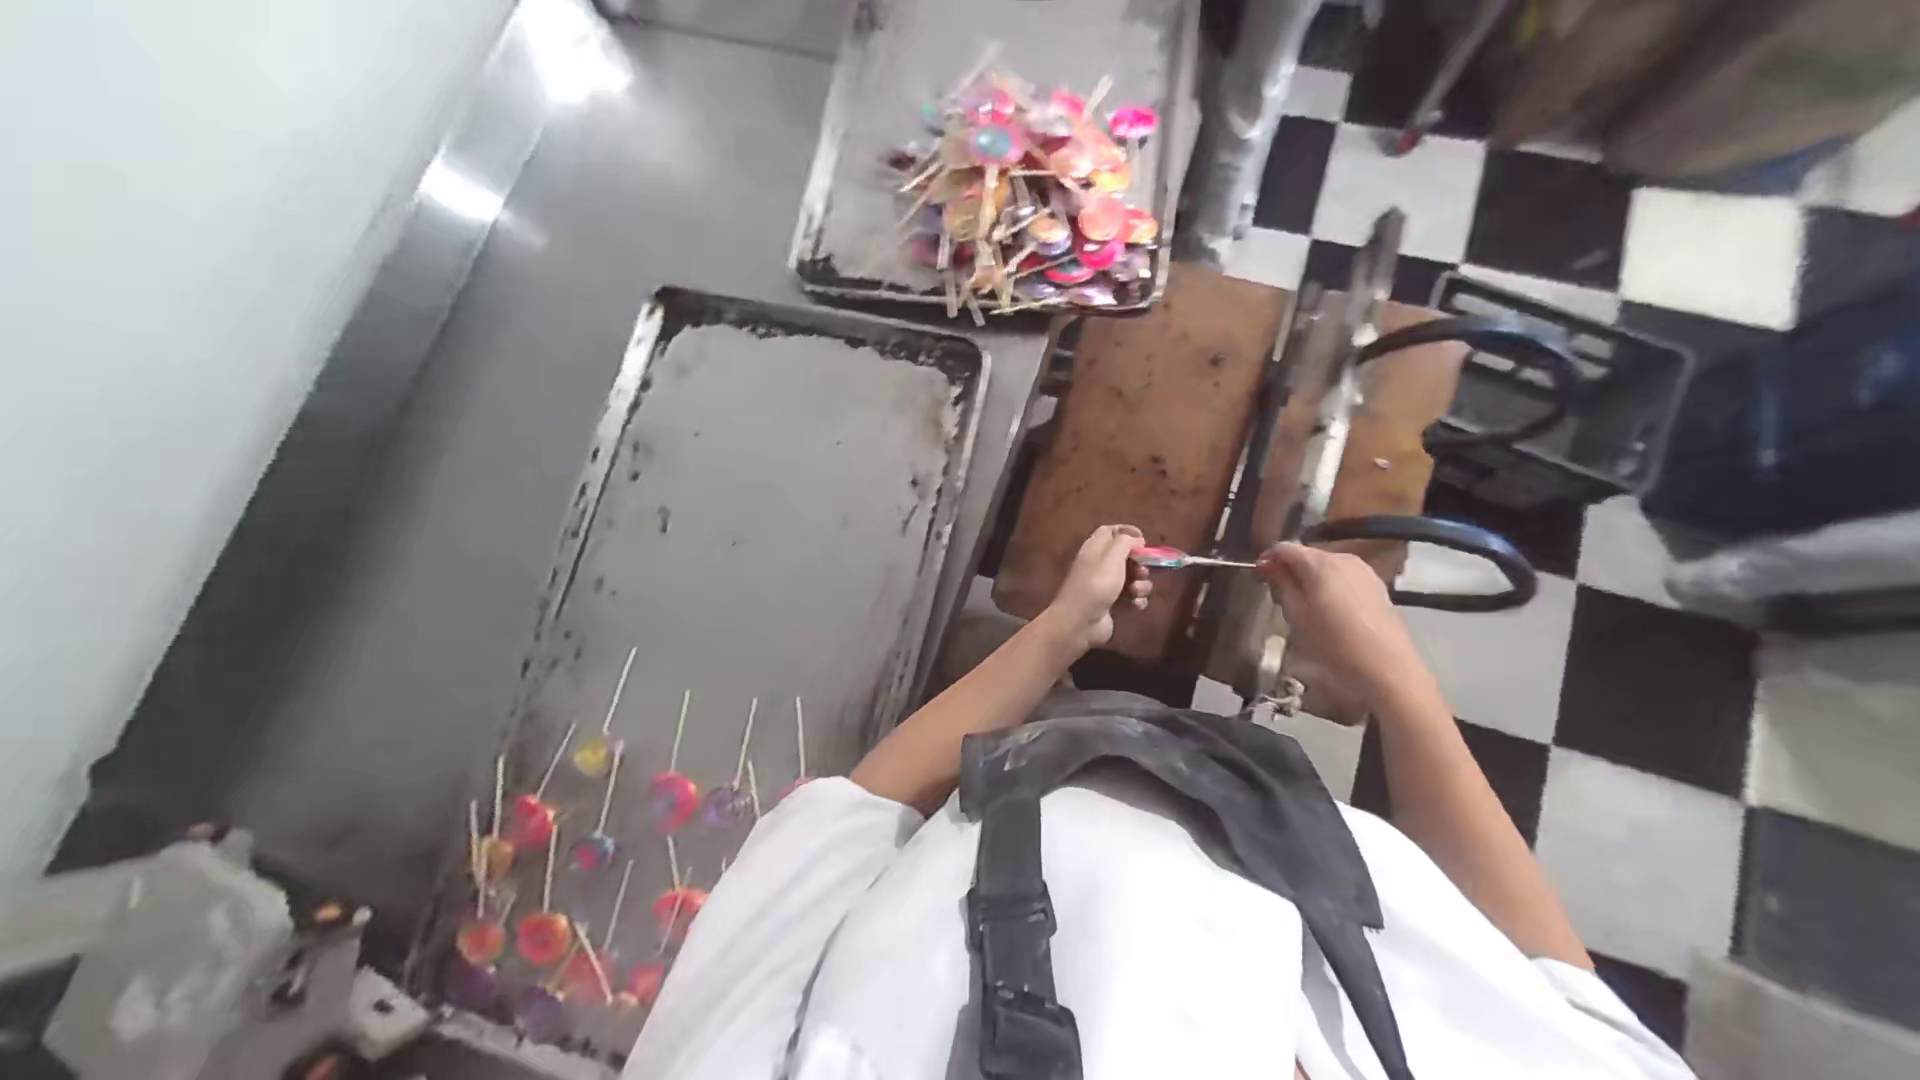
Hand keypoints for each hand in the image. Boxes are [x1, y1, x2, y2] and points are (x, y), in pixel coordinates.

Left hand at [1041, 524, 1152, 653]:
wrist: (1079, 622)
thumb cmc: (1096, 584)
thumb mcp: (1111, 556)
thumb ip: (1126, 542)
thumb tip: (1137, 539)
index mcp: (1095, 548)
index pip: (1110, 531)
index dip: (1128, 532)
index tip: (1144, 540)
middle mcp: (1099, 565)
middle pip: (1126, 556)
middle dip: (1140, 563)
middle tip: (1141, 571)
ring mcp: (1106, 586)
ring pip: (1132, 578)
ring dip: (1141, 584)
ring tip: (1136, 591)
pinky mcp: (1112, 605)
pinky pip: (1131, 598)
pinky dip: (1137, 600)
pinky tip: (1135, 605)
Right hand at [1254, 543, 1438, 712]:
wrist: (1387, 669)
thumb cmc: (1333, 643)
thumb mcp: (1296, 615)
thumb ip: (1281, 584)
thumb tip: (1267, 564)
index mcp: (1320, 563)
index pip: (1284, 547)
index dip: (1268, 559)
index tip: (1259, 578)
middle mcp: (1343, 558)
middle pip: (1307, 554)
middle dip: (1289, 569)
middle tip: (1279, 596)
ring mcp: (1364, 571)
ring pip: (1326, 566)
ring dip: (1310, 578)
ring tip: (1304, 605)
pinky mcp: (1377, 586)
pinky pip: (1344, 577)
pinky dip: (1330, 586)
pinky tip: (1329, 610)